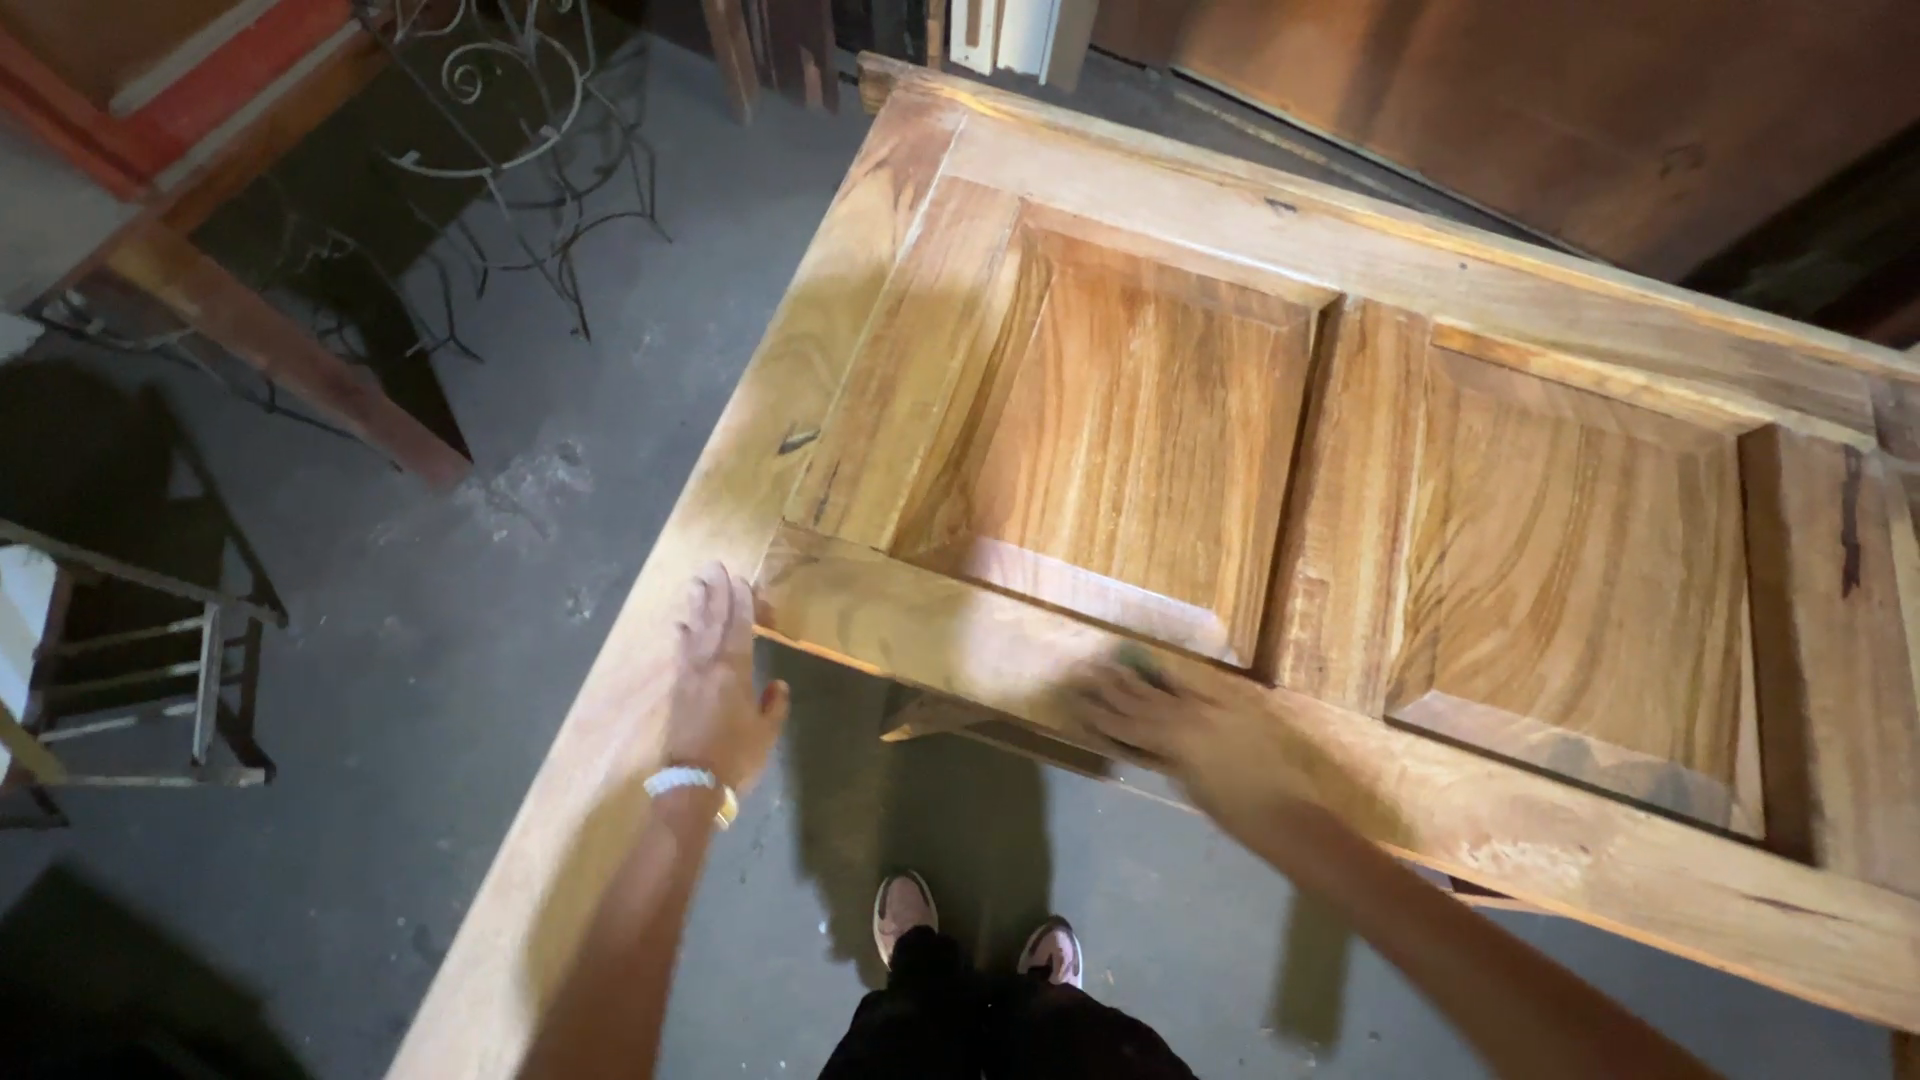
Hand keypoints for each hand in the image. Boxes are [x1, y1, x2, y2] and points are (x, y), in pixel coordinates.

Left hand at [665, 562, 789, 792]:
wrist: (692, 782)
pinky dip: (683, 634)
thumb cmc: (737, 756)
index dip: (741, 602)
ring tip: (698, 582)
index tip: (741, 579)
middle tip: (715, 567)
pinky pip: (681, 651)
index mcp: (734, 671)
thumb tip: (777, 685)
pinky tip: (681, 623)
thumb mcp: (767, 731)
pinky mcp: (678, 689)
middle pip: (714, 621)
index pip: (739, 627)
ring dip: (698, 605)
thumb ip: (774, 704)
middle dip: (717, 593)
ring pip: (694, 631)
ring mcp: (689, 676)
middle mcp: (709, 665)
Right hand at [1067, 659, 1314, 838]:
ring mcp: (1211, 706)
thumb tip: (1147, 743)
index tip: (1077, 701)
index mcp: (1172, 741)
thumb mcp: (1190, 787)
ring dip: (1136, 678)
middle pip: (1141, 699)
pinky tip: (1159, 668)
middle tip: (1085, 671)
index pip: (1126, 724)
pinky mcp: (1231, 704)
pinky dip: (1174, 677)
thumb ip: (1166, 759)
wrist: (1286, 813)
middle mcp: (1187, 715)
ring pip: (1164, 689)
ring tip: (1112, 664)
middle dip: (1111, 687)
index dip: (1100, 714)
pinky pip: (1195, 685)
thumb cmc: (1234, 814)